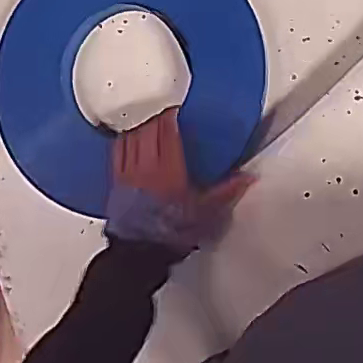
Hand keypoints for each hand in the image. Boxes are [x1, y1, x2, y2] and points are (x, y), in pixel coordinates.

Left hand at [107, 107, 255, 253]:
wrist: (139, 253)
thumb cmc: (171, 233)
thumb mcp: (205, 214)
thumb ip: (226, 192)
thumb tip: (247, 178)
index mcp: (169, 169)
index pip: (167, 132)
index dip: (170, 116)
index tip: (175, 109)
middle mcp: (147, 166)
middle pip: (148, 130)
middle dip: (155, 117)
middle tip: (162, 111)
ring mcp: (128, 172)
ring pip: (131, 137)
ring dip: (138, 125)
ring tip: (145, 118)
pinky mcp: (116, 181)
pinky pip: (117, 151)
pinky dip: (122, 139)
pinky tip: (125, 136)